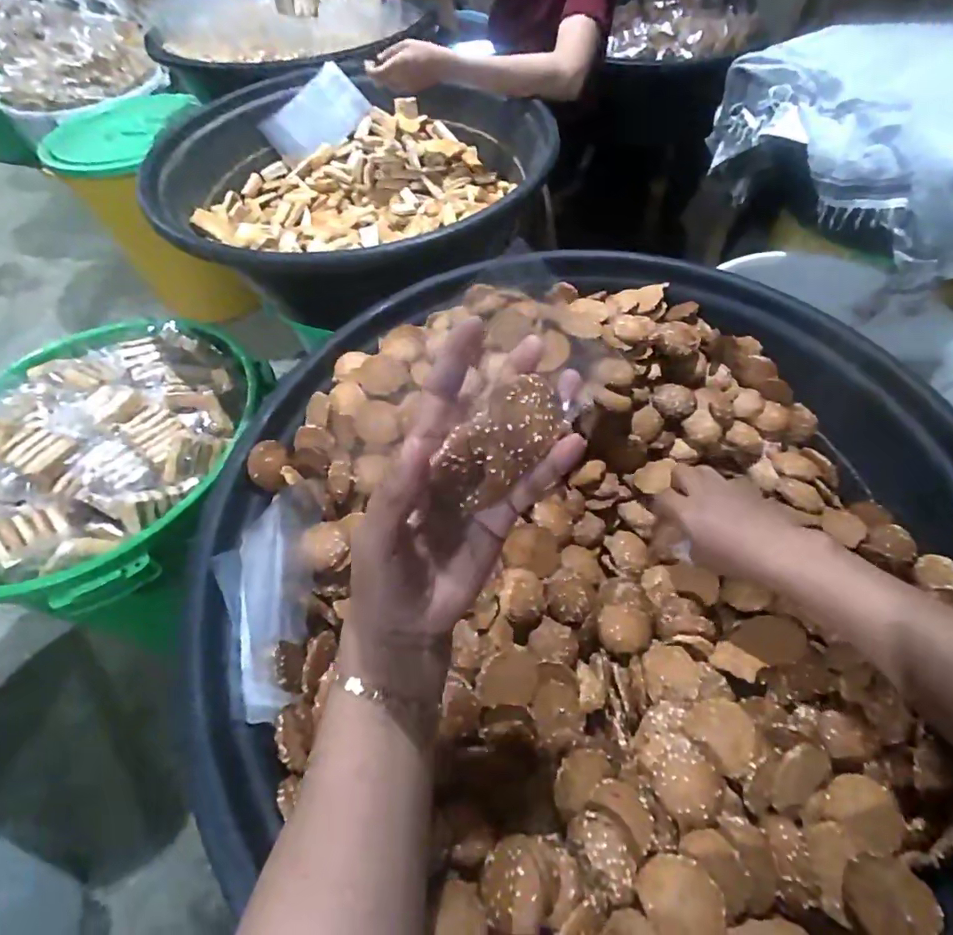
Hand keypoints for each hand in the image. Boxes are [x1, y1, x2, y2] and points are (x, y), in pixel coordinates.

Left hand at [344, 319, 586, 699]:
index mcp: (418, 459)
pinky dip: (549, 468)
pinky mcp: (500, 520)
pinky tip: (574, 443)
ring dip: (540, 415)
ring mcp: (479, 491)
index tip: (473, 326)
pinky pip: (526, 489)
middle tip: (539, 344)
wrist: (404, 625)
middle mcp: (452, 466)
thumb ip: (399, 488)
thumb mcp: (378, 532)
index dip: (454, 365)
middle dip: (509, 378)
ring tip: (570, 381)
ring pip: (514, 445)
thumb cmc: (379, 575)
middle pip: (485, 413)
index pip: (438, 402)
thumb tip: (420, 442)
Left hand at [368, 39, 455, 94]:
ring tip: (388, 66)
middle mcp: (396, 80)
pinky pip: (396, 86)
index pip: (374, 74)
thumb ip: (390, 52)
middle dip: (376, 73)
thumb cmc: (424, 51)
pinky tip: (398, 72)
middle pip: (379, 81)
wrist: (442, 66)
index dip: (368, 69)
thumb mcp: (406, 44)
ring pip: (387, 84)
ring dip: (384, 77)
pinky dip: (393, 80)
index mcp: (393, 67)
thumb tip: (378, 58)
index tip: (368, 61)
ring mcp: (403, 87)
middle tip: (376, 63)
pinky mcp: (410, 91)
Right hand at [656, 464, 833, 578]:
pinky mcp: (747, 488)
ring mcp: (725, 486)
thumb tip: (685, 540)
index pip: (661, 497)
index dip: (659, 505)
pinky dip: (724, 490)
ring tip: (704, 496)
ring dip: (699, 480)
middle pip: (680, 471)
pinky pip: (728, 482)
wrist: (777, 548)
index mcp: (685, 510)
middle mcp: (701, 491)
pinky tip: (732, 506)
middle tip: (682, 498)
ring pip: (703, 470)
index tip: (663, 516)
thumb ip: (689, 545)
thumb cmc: (734, 559)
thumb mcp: (703, 559)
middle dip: (677, 482)